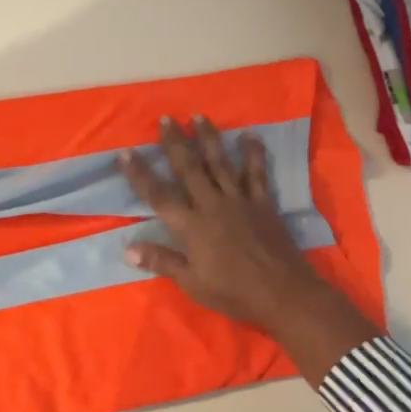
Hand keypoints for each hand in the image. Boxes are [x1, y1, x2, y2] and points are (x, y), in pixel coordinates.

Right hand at [119, 116, 334, 333]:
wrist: (285, 294)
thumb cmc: (234, 292)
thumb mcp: (192, 283)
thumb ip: (162, 261)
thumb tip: (127, 249)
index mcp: (191, 226)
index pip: (159, 195)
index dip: (140, 174)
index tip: (125, 152)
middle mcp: (212, 205)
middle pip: (189, 169)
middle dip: (175, 143)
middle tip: (166, 119)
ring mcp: (240, 201)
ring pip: (220, 163)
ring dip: (209, 138)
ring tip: (199, 116)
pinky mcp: (263, 204)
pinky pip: (257, 174)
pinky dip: (253, 154)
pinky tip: (250, 135)